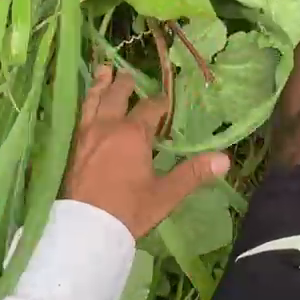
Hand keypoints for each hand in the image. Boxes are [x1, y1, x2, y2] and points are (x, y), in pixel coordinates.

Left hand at [64, 65, 228, 237]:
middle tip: (129, 72)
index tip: (167, 100)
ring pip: (94, 102)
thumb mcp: (165, 194)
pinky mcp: (74, 149)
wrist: (87, 230)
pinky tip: (88, 107)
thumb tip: (224, 159)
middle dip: (126, 84)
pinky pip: (81, 116)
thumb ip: (193, 174)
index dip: (160, 103)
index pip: (150, 108)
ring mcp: (87, 136)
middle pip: (117, 97)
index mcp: (132, 134)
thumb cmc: (129, 210)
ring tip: (102, 69)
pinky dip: (87, 104)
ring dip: (100, 85)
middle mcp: (108, 127)